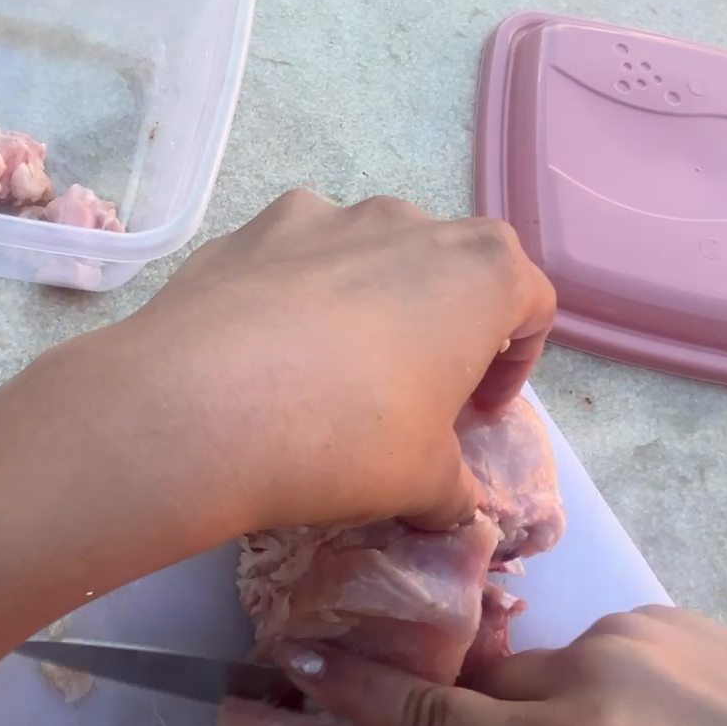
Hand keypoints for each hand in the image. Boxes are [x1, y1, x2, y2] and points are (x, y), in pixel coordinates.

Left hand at [66, 189, 554, 533]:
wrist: (197, 410)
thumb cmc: (342, 440)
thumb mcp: (420, 484)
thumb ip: (454, 492)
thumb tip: (455, 508)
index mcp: (478, 271)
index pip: (530, 301)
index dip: (515, 360)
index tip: (478, 410)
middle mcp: (403, 222)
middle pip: (443, 270)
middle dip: (437, 329)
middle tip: (406, 394)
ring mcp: (316, 217)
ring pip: (360, 257)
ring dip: (362, 304)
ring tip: (325, 371)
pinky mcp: (242, 233)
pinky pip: (285, 263)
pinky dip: (288, 297)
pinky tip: (258, 352)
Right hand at [281, 607, 726, 725]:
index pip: (436, 714)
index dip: (359, 689)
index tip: (300, 659)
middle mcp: (597, 670)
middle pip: (485, 677)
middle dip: (486, 712)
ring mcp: (634, 627)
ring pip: (542, 663)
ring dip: (556, 702)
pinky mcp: (665, 608)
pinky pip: (596, 645)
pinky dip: (606, 680)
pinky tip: (677, 716)